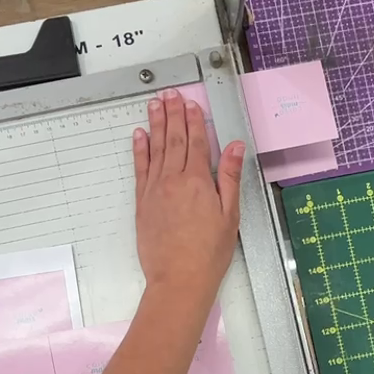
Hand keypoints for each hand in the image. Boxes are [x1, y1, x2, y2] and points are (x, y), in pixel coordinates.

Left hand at [133, 89, 243, 308]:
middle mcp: (174, 181)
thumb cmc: (209, 253)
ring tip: (155, 105)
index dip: (194, 122)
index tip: (192, 104)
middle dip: (173, 115)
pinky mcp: (143, 203)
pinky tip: (139, 136)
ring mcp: (155, 191)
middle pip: (174, 140)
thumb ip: (230, 178)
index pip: (196, 143)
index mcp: (198, 182)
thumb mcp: (230, 216)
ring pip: (155, 149)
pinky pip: (140, 169)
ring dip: (156, 125)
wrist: (180, 279)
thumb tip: (235, 148)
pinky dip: (140, 150)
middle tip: (170, 94)